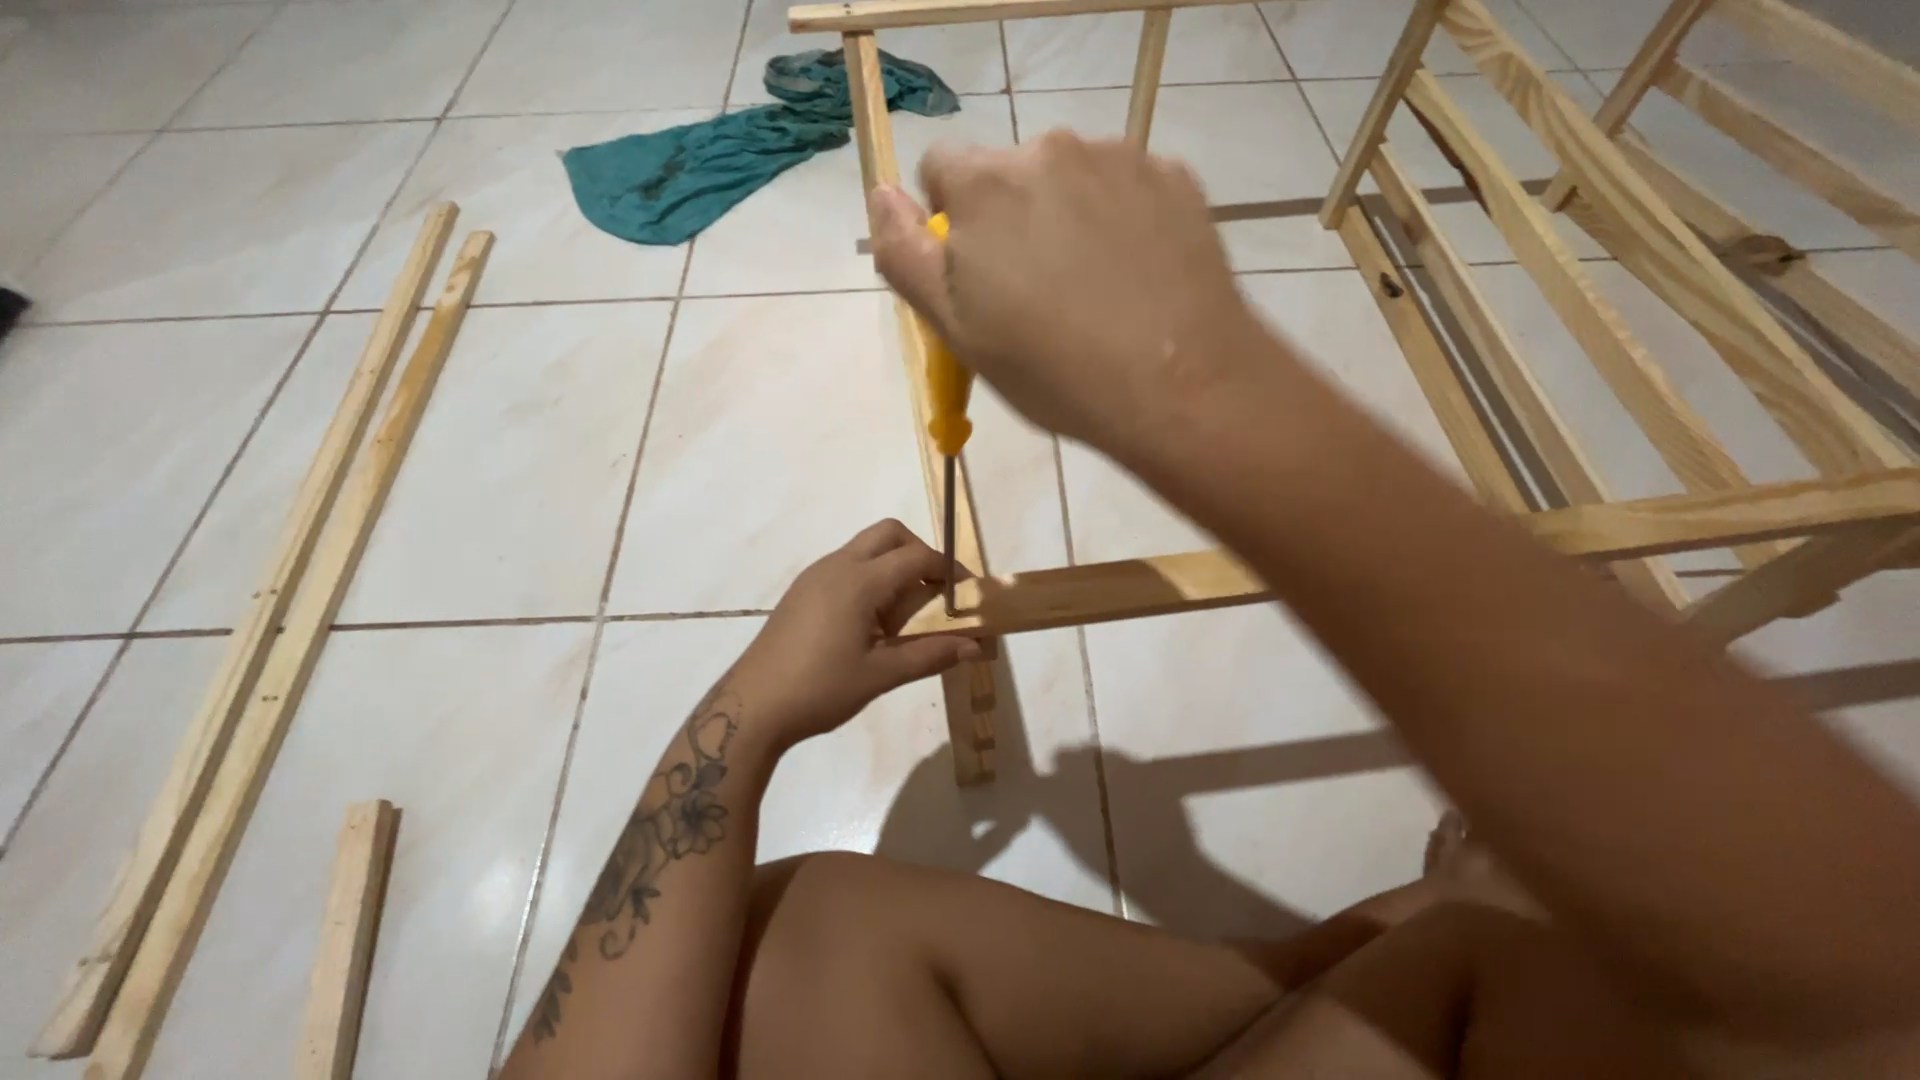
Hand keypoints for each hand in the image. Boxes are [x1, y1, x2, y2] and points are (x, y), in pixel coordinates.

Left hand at [730, 520, 983, 747]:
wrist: (753, 706)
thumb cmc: (820, 689)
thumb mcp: (881, 675)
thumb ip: (931, 655)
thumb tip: (975, 647)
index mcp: (859, 581)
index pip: (916, 557)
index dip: (949, 571)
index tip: (969, 595)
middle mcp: (836, 566)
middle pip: (889, 534)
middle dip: (920, 553)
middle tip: (937, 592)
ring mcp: (815, 576)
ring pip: (865, 548)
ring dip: (894, 565)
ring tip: (907, 612)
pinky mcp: (802, 591)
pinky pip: (846, 566)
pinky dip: (870, 577)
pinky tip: (872, 622)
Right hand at [870, 132, 1270, 457]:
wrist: (1180, 385)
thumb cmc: (1054, 369)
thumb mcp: (957, 329)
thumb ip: (905, 254)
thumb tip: (880, 193)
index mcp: (986, 184)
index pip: (941, 170)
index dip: (950, 224)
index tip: (978, 278)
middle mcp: (1051, 150)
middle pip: (1009, 174)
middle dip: (1010, 220)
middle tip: (1038, 297)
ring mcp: (1120, 160)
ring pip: (1071, 180)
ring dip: (1067, 218)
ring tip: (1093, 291)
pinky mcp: (1174, 179)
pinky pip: (1128, 189)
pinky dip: (1123, 221)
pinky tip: (1137, 277)